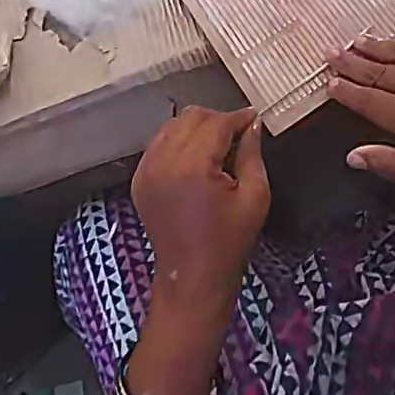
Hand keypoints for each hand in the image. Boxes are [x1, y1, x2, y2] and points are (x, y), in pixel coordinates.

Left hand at [131, 107, 268, 322]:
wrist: (193, 276)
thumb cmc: (229, 241)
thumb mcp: (255, 196)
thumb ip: (252, 154)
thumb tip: (252, 125)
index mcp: (192, 167)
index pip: (216, 123)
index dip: (238, 117)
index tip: (254, 118)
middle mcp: (163, 162)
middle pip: (190, 118)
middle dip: (217, 119)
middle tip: (238, 133)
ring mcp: (146, 170)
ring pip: (171, 126)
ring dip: (196, 128)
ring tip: (217, 145)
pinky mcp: (139, 180)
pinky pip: (158, 145)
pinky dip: (177, 142)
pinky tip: (195, 158)